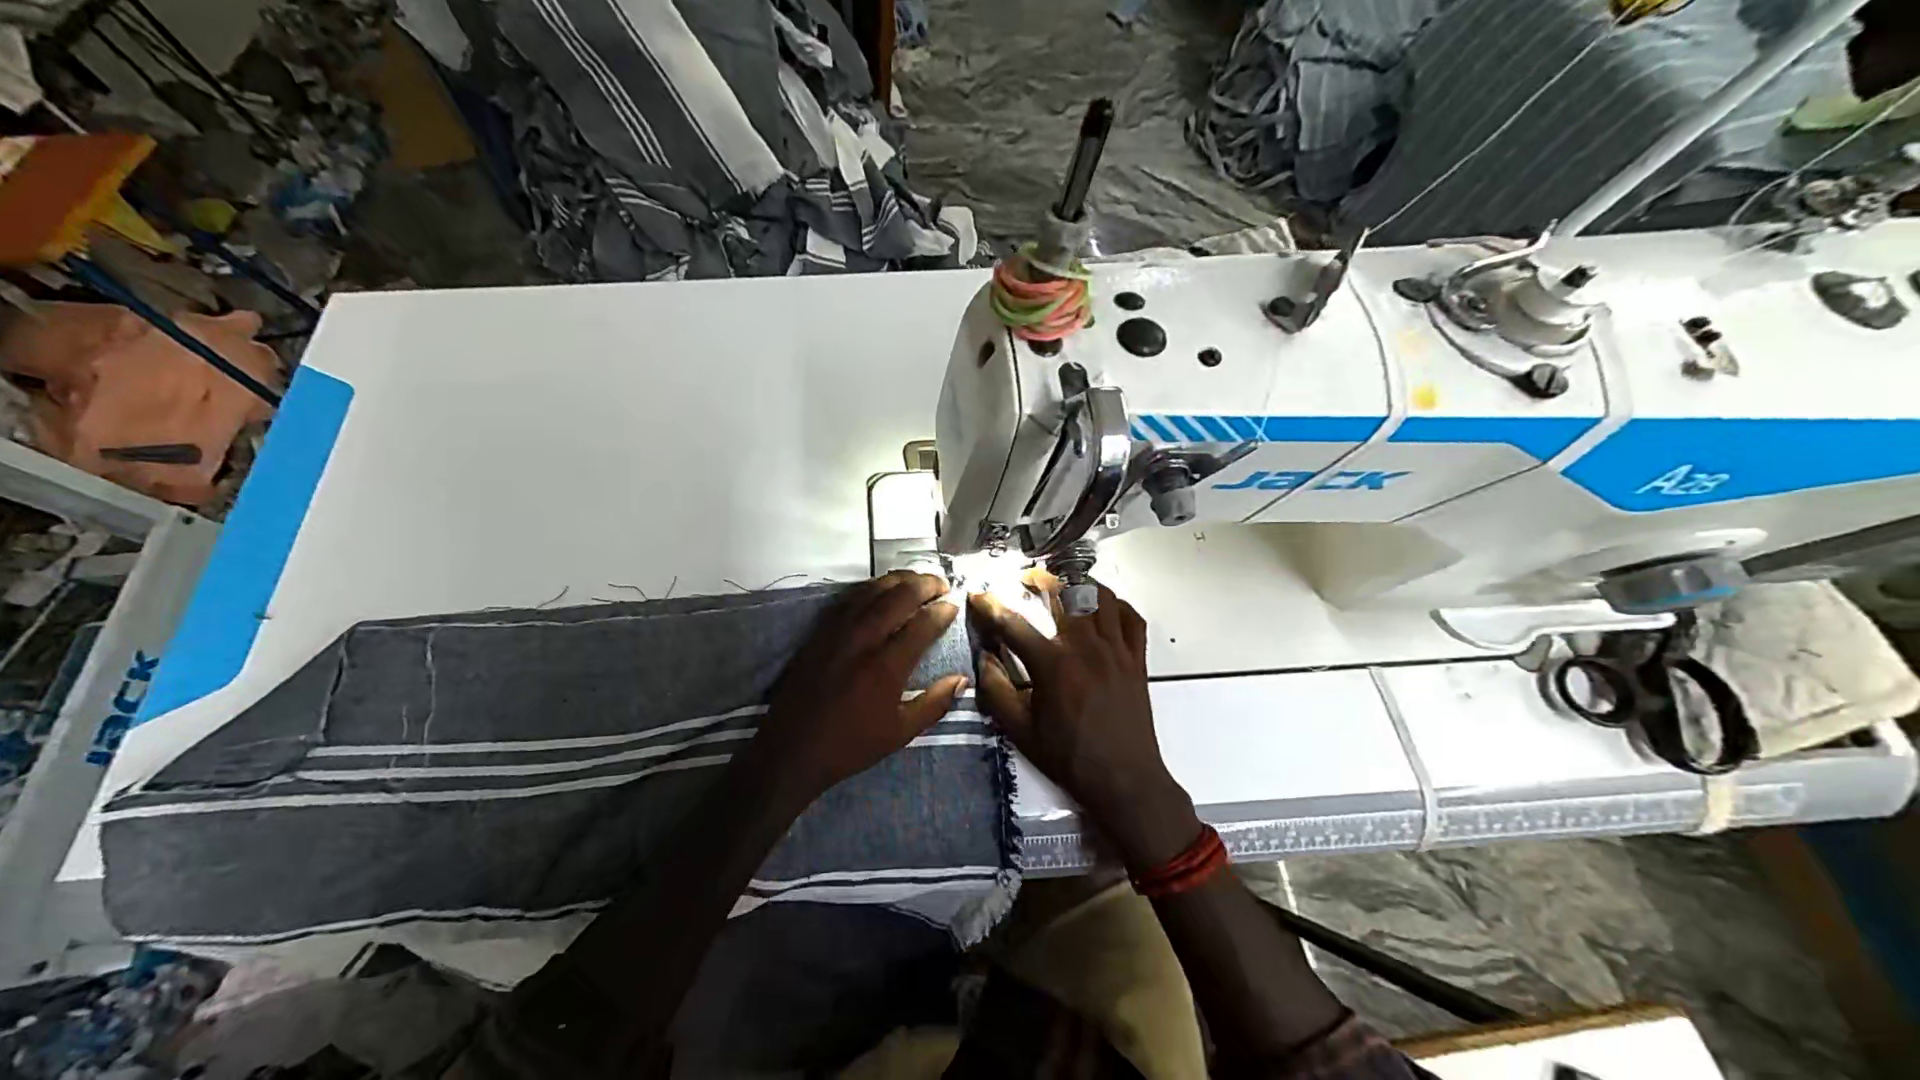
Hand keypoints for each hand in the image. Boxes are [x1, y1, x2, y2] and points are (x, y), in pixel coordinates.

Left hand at [747, 571, 967, 804]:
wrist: (792, 749)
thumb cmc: (850, 744)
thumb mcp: (900, 733)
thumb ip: (934, 703)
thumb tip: (962, 679)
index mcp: (886, 666)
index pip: (922, 625)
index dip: (942, 611)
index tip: (954, 606)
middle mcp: (863, 641)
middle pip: (898, 597)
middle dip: (924, 584)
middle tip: (941, 584)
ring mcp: (838, 632)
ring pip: (872, 592)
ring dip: (898, 580)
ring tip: (916, 579)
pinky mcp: (820, 633)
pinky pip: (849, 600)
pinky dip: (870, 588)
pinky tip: (880, 589)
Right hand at [969, 572, 1200, 870]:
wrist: (1125, 780)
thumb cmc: (1070, 758)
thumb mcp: (1021, 731)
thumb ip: (996, 691)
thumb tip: (983, 659)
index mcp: (1054, 666)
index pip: (1014, 623)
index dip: (990, 605)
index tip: (977, 595)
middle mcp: (1087, 648)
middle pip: (1063, 592)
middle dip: (1039, 578)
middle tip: (1025, 579)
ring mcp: (1116, 649)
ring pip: (1101, 595)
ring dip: (1079, 583)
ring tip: (1064, 584)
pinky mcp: (1137, 658)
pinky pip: (1131, 617)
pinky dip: (1117, 605)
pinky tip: (1103, 608)